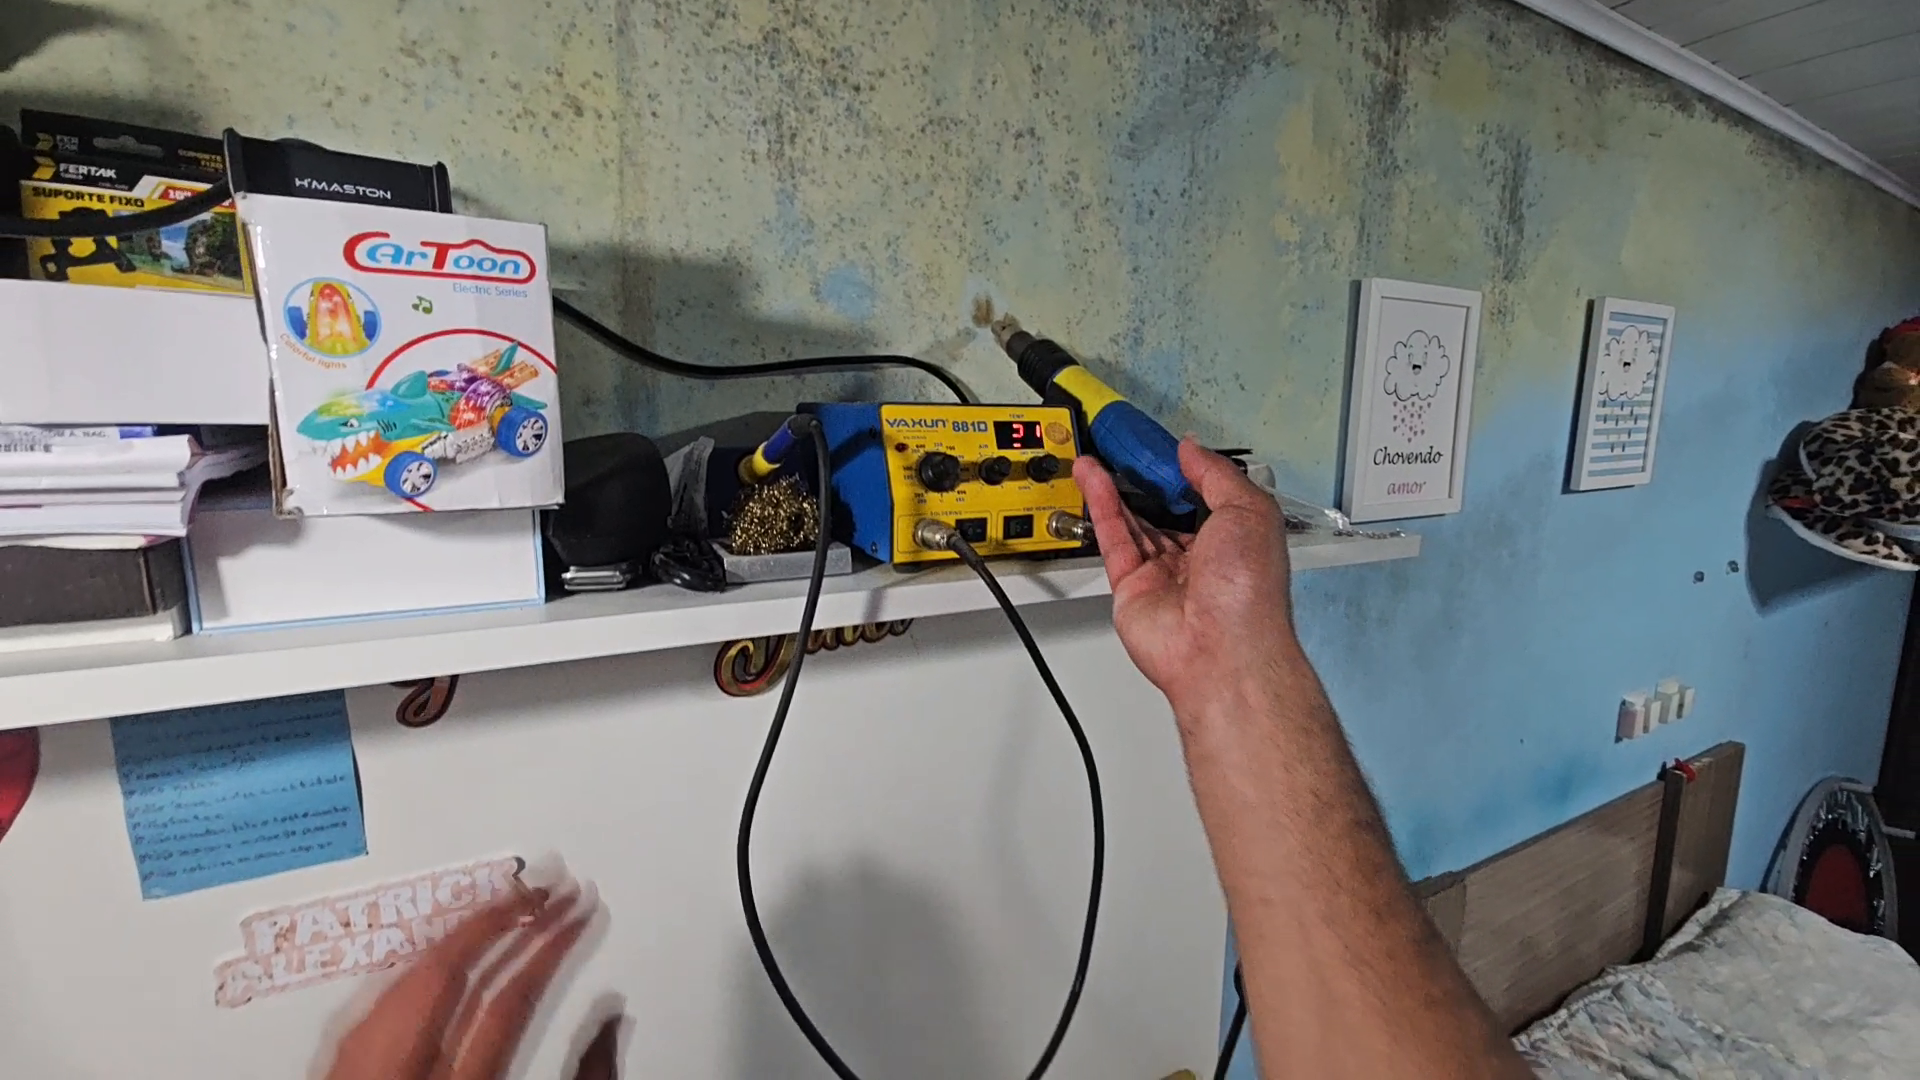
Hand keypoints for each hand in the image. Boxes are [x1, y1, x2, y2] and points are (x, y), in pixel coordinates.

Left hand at [321, 880, 605, 1079]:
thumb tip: (611, 1018)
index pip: (505, 1004)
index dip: (547, 947)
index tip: (579, 910)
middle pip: (442, 981)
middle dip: (502, 922)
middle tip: (548, 887)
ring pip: (396, 990)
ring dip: (456, 938)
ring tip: (503, 904)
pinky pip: (372, 1013)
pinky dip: (416, 973)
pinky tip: (442, 954)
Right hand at [1074, 440, 1298, 714]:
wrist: (1219, 649)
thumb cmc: (1248, 592)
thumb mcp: (1249, 512)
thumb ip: (1216, 475)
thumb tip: (1191, 450)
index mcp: (1233, 541)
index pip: (1204, 497)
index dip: (1182, 471)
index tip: (1162, 448)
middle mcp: (1198, 559)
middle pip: (1162, 511)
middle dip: (1142, 481)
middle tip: (1123, 451)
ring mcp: (1162, 574)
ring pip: (1132, 523)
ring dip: (1113, 489)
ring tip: (1097, 458)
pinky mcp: (1130, 586)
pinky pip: (1113, 540)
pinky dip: (1101, 507)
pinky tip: (1092, 480)